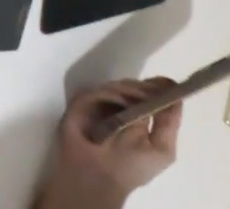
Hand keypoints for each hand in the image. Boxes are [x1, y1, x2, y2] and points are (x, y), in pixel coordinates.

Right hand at [37, 79, 181, 208]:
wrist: (100, 173)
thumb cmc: (134, 166)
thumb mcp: (162, 148)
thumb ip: (167, 125)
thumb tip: (174, 100)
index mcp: (140, 118)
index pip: (149, 98)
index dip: (159, 89)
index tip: (170, 82)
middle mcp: (119, 108)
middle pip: (132, 88)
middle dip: (146, 86)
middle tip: (156, 86)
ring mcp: (99, 105)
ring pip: (115, 86)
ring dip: (131, 89)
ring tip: (141, 95)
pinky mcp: (81, 103)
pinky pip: (97, 93)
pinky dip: (111, 94)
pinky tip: (123, 101)